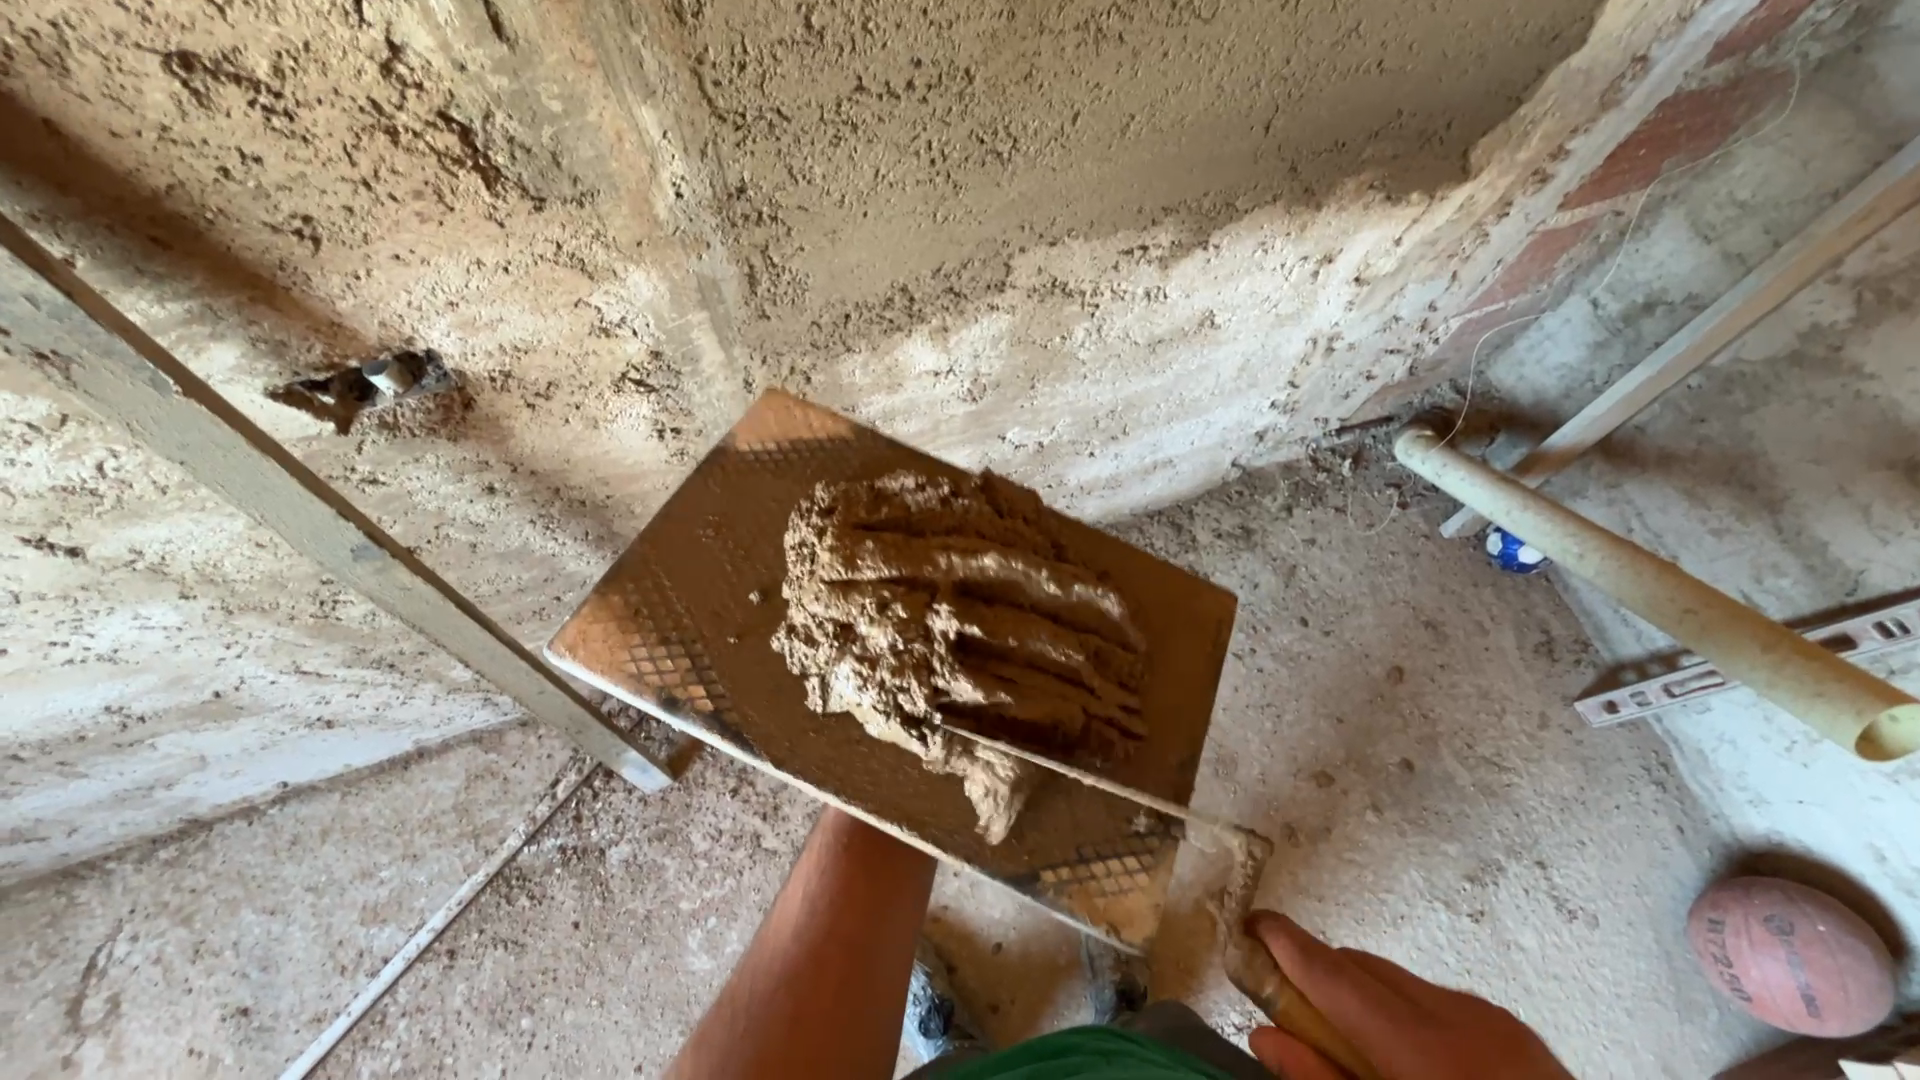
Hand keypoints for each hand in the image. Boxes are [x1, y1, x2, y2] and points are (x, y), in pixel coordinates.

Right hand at [1244, 911, 1574, 1079]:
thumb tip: (1263, 1035)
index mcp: (1420, 1047)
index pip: (1332, 973)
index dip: (1284, 942)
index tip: (1247, 924)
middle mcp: (1455, 1014)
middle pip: (1360, 966)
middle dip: (1319, 975)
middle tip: (1290, 1008)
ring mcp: (1491, 1017)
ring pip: (1398, 980)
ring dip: (1363, 996)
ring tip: (1357, 1047)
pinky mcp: (1514, 1029)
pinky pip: (1438, 1000)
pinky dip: (1406, 1013)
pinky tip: (1413, 1060)